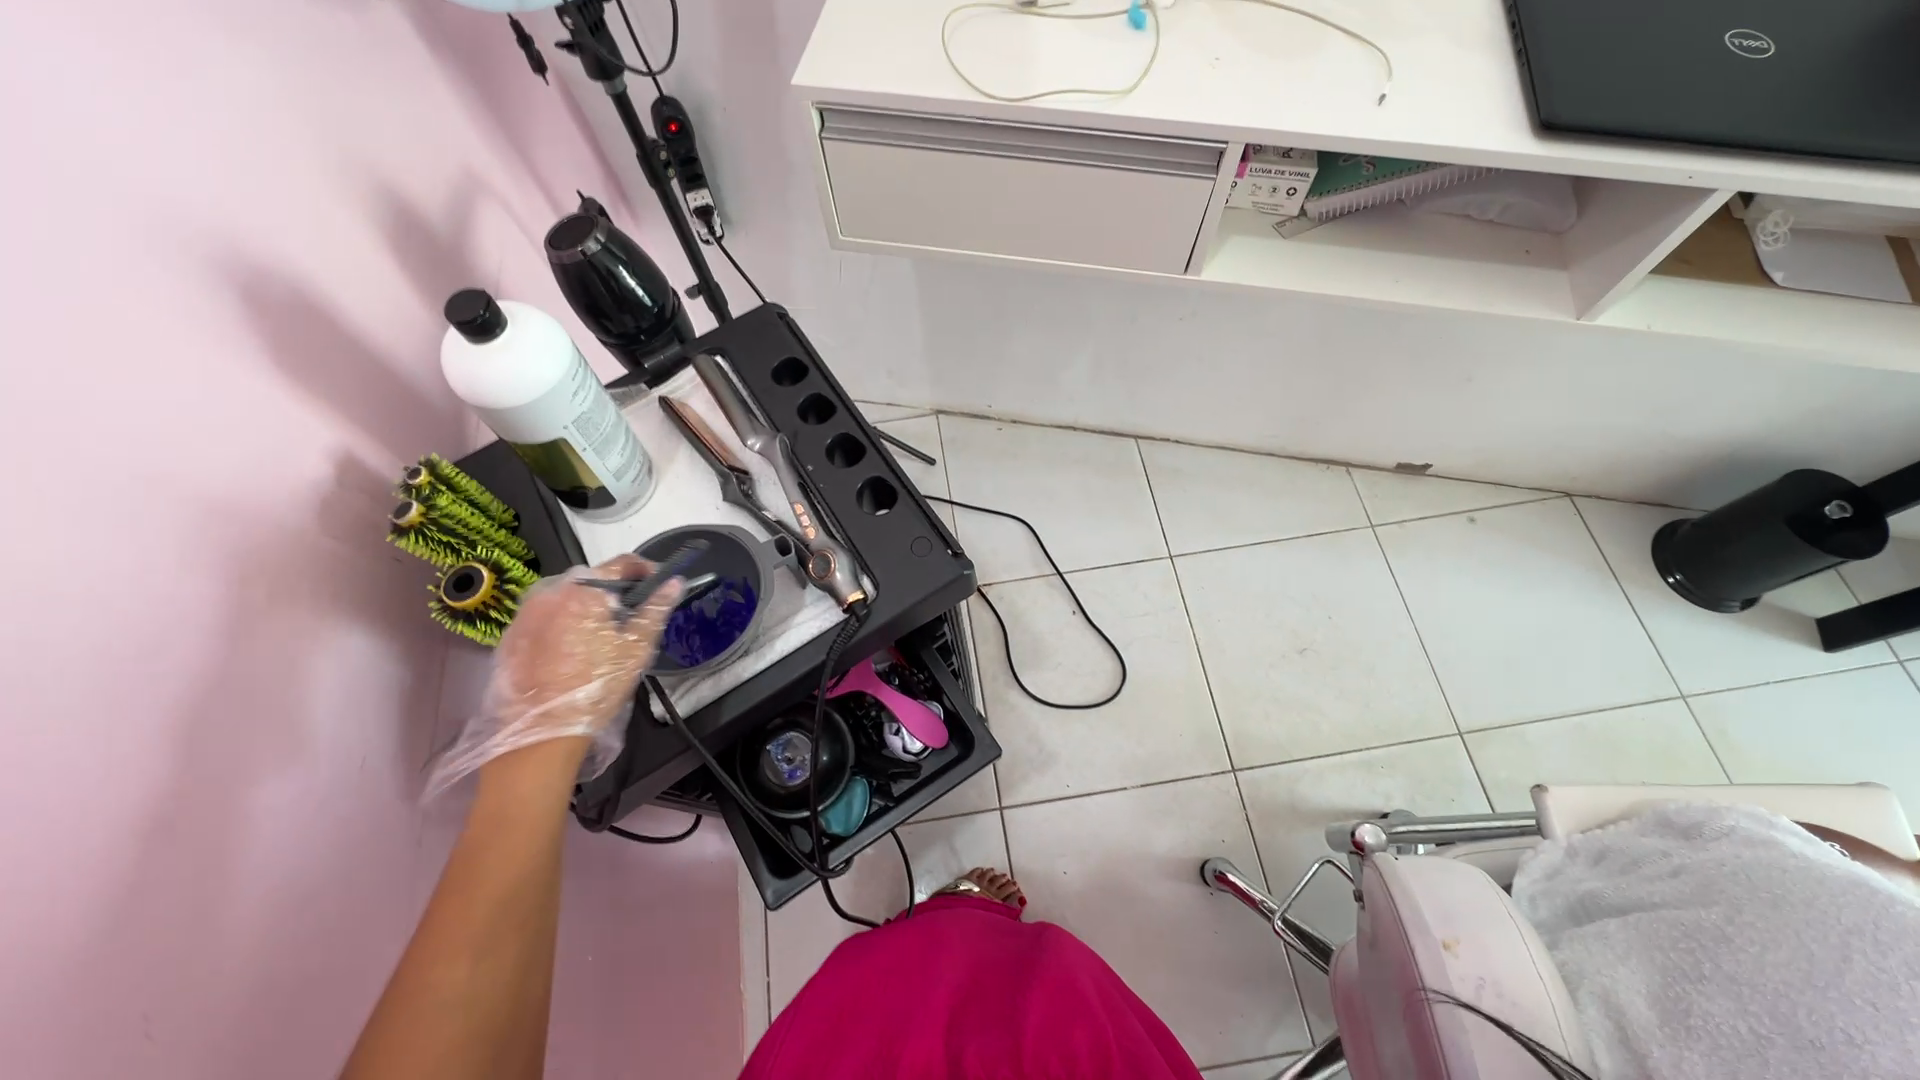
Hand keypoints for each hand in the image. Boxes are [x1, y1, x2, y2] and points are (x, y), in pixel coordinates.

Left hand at [490, 554, 684, 741]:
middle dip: (613, 592)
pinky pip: (544, 614)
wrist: (541, 732)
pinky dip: (561, 621)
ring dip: (586, 606)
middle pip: (592, 578)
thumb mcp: (636, 648)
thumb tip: (675, 581)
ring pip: (566, 595)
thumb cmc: (597, 686)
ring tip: (598, 635)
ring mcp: (526, 611)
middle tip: (628, 618)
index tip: (656, 585)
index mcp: (585, 590)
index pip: (621, 562)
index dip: (644, 570)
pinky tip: (570, 649)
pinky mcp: (511, 632)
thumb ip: (656, 609)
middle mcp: (551, 591)